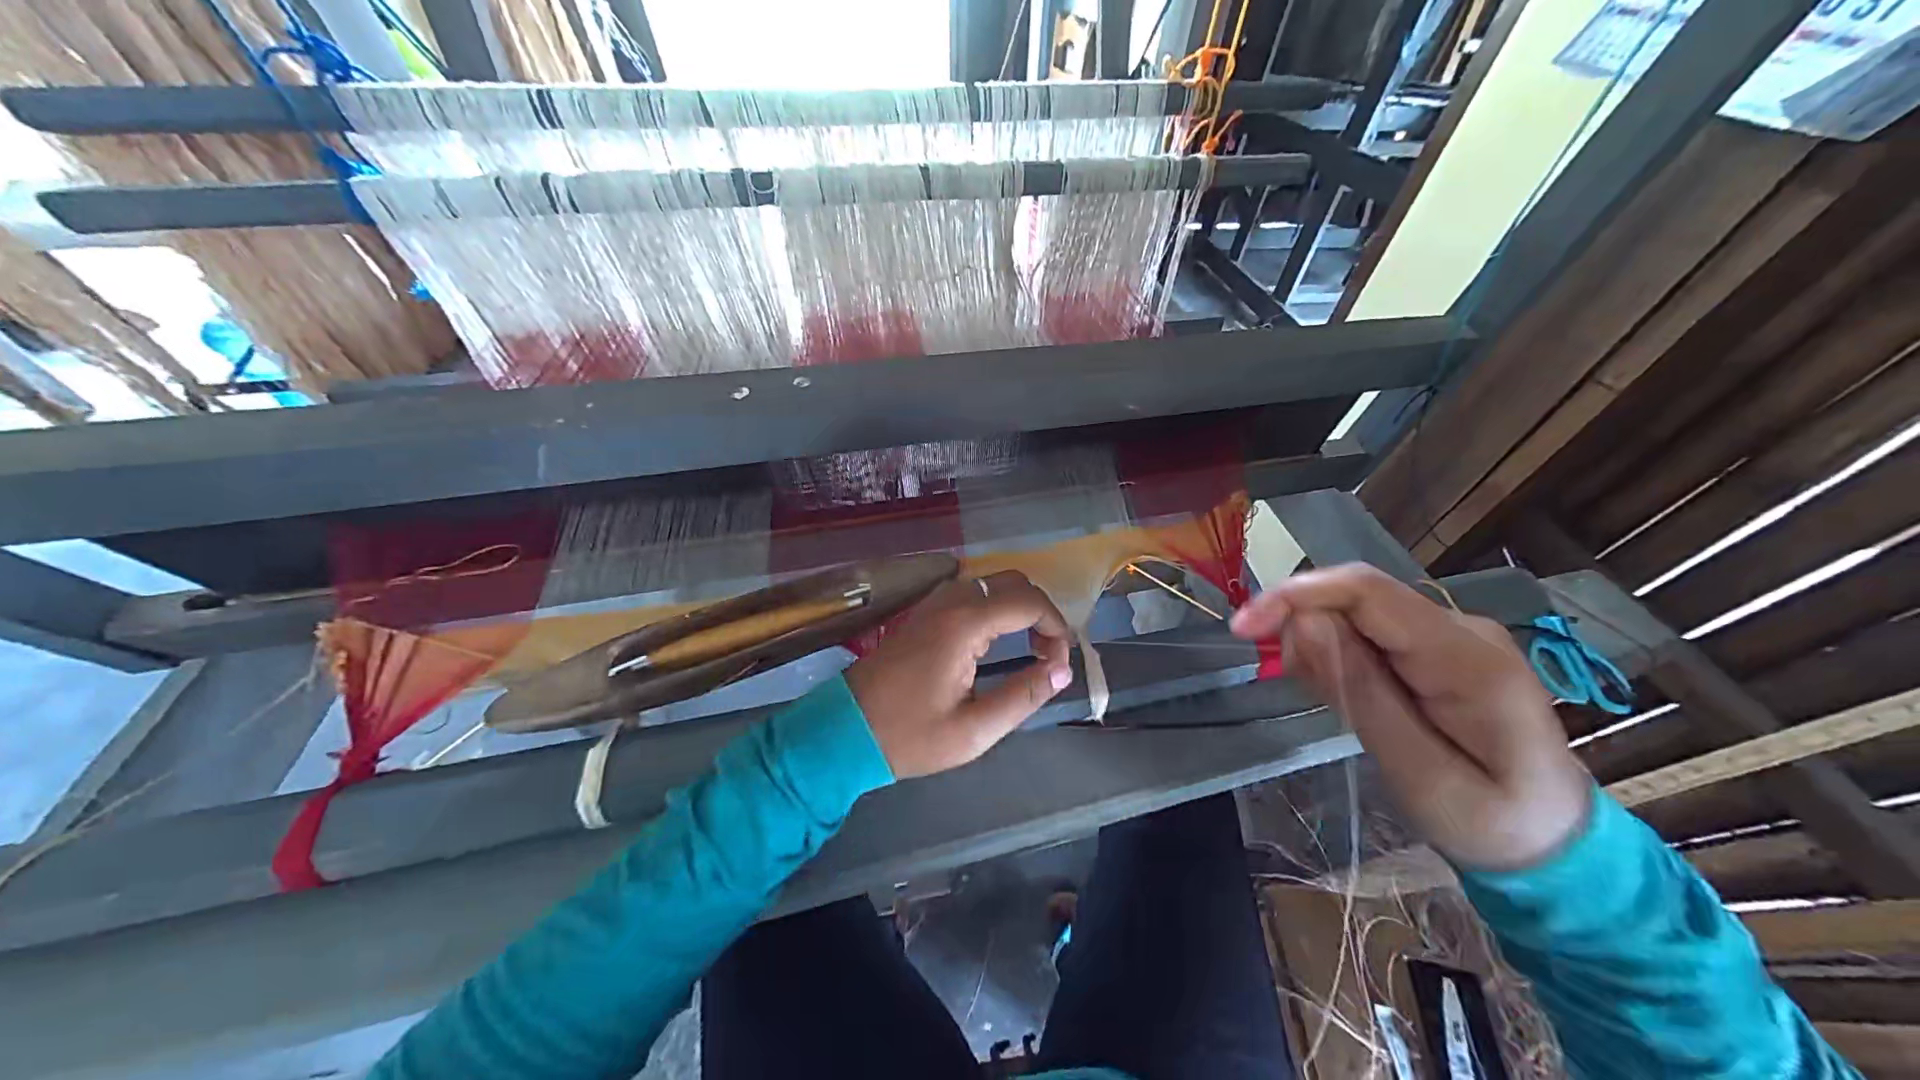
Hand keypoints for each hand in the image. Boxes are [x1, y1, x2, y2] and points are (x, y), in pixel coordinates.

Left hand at [845, 571, 1073, 779]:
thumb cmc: (909, 736)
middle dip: (1042, 613)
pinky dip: (996, 607)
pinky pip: (972, 592)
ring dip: (1019, 608)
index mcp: (964, 625)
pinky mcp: (924, 612)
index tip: (1058, 666)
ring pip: (992, 583)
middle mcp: (950, 602)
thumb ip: (1023, 696)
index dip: (1057, 629)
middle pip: (1014, 582)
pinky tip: (999, 641)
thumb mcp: (974, 729)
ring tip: (1031, 649)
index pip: (1030, 602)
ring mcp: (934, 603)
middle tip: (1049, 656)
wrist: (845, 730)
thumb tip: (1062, 671)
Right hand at [1230, 564, 1590, 870]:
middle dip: (1301, 622)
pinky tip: (1341, 691)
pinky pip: (1372, 630)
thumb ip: (1362, 694)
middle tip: (1282, 678)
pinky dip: (1338, 653)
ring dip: (1318, 642)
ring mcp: (1455, 635)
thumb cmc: (1491, 823)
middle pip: (1358, 596)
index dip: (1296, 596)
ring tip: (1324, 700)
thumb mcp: (1419, 775)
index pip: (1368, 592)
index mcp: (1469, 661)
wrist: (1556, 844)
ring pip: (1359, 611)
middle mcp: (1463, 630)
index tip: (1243, 630)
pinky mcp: (1440, 647)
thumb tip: (1305, 621)